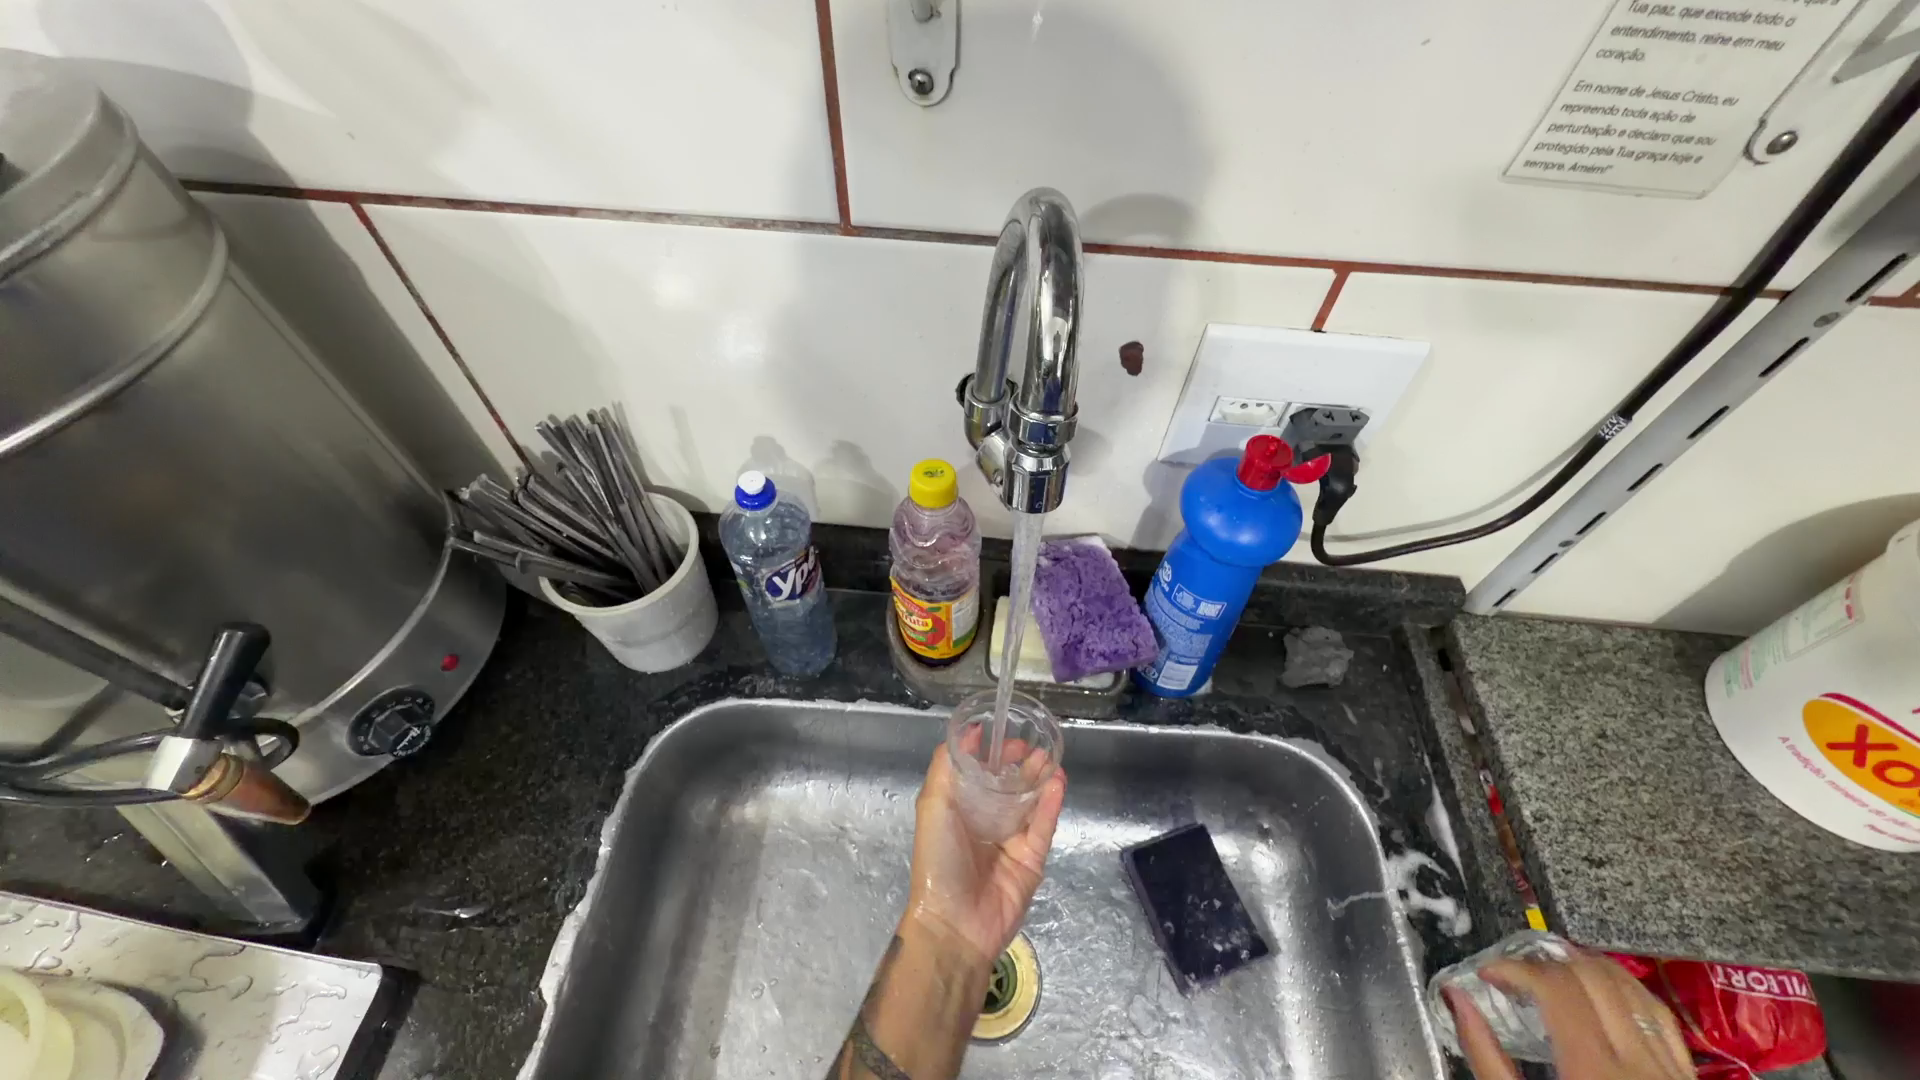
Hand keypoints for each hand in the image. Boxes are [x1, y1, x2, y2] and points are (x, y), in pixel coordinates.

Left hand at [902, 741, 1067, 967]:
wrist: (955, 922)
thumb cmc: (938, 859)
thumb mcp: (933, 805)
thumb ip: (946, 766)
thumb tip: (966, 732)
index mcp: (959, 811)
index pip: (979, 775)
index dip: (990, 752)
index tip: (1001, 730)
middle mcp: (985, 823)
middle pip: (1007, 786)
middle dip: (1018, 763)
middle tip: (1029, 742)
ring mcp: (1010, 841)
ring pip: (1030, 802)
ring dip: (1039, 777)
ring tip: (1048, 756)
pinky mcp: (1032, 858)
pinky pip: (1044, 826)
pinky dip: (1052, 803)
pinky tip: (1058, 781)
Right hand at [1446, 950, 1693, 1079]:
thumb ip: (1486, 1056)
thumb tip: (1456, 998)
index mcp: (1594, 1072)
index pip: (1555, 988)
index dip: (1515, 968)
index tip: (1487, 975)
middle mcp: (1640, 1064)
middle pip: (1592, 978)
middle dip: (1545, 963)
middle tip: (1513, 974)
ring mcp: (1672, 1072)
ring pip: (1631, 987)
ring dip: (1584, 966)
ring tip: (1550, 972)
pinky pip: (1658, 1014)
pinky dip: (1623, 989)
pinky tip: (1599, 992)